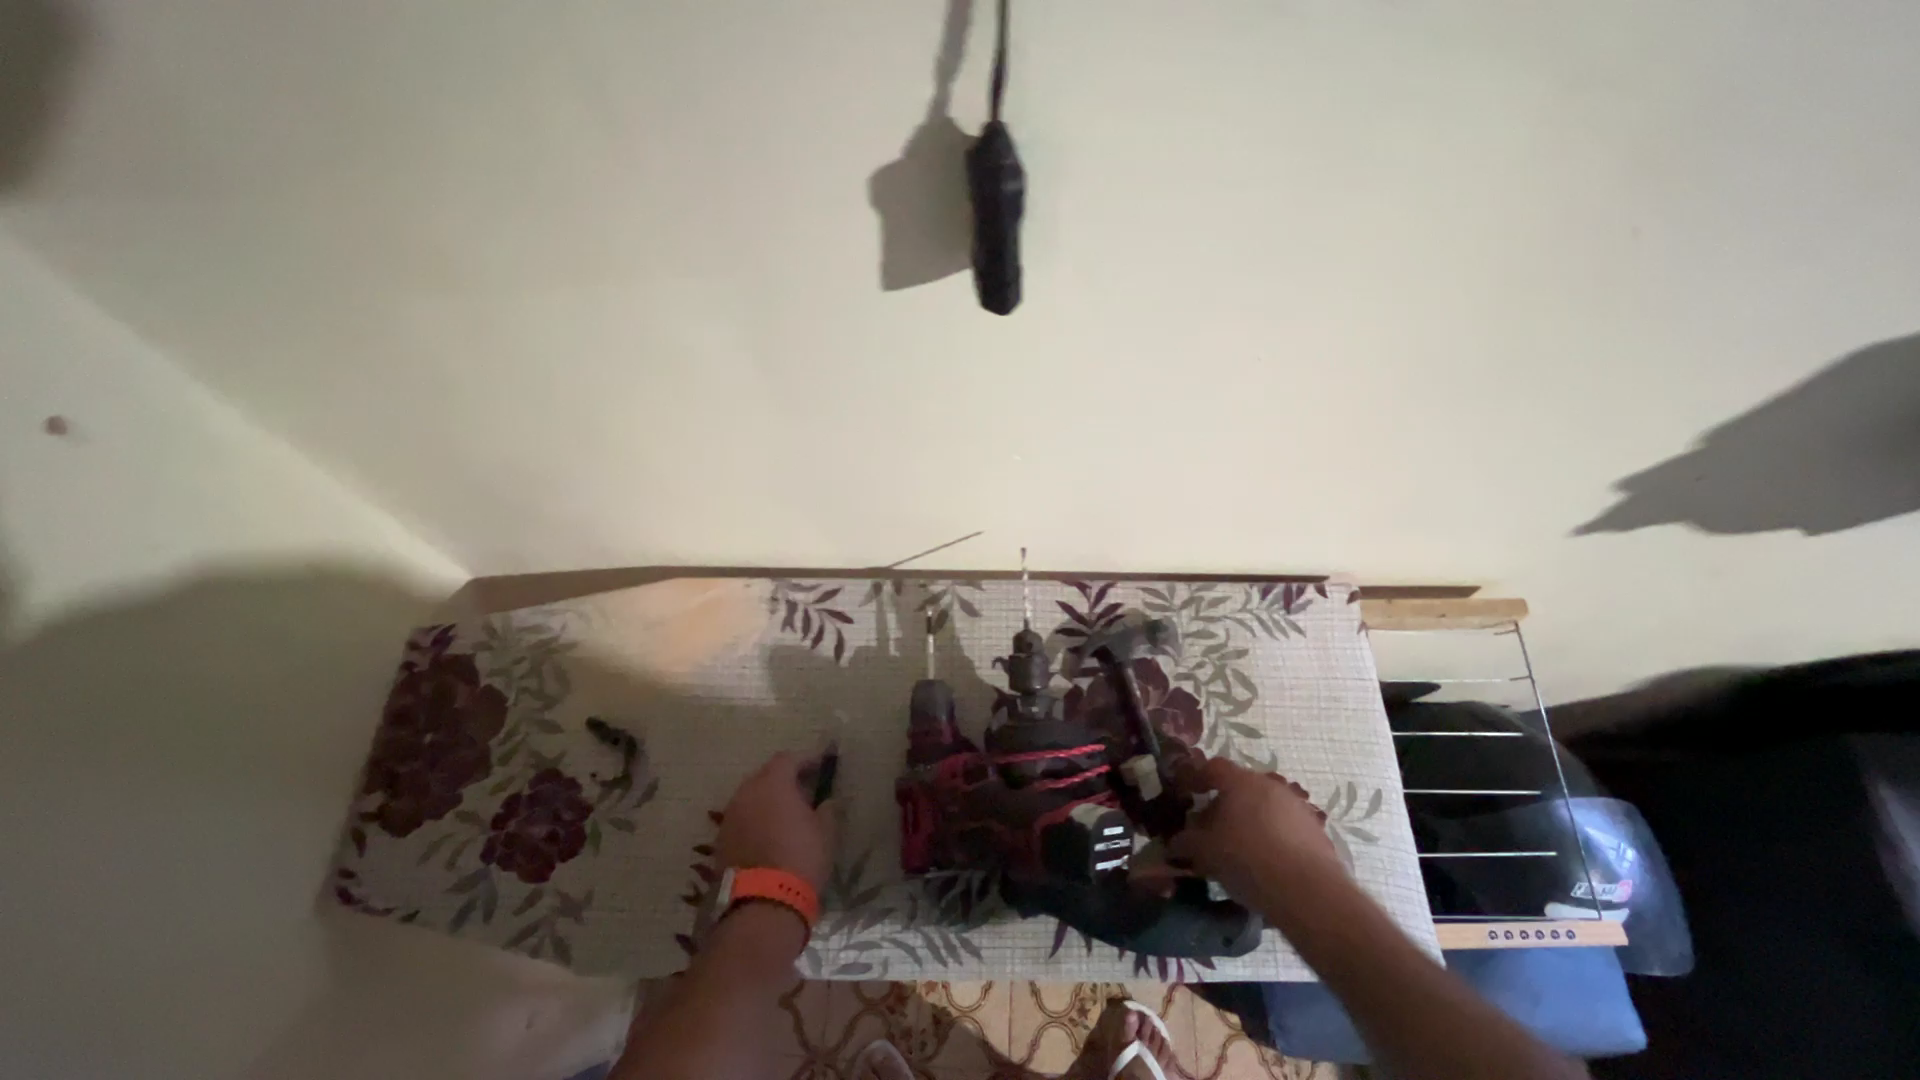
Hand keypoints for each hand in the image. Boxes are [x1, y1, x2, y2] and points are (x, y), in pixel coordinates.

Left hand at [716, 752, 837, 891]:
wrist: (762, 902)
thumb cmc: (800, 858)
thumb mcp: (826, 832)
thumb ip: (827, 810)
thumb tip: (827, 801)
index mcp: (773, 784)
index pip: (788, 759)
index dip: (805, 760)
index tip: (820, 766)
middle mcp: (746, 793)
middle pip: (765, 775)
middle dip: (784, 778)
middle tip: (803, 790)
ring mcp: (730, 816)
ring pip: (750, 797)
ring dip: (767, 800)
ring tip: (785, 814)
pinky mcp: (721, 839)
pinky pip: (741, 818)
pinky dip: (755, 819)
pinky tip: (768, 834)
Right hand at [1170, 754, 1344, 906]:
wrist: (1309, 892)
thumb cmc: (1248, 860)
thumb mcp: (1205, 852)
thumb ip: (1186, 842)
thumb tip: (1174, 843)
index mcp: (1241, 782)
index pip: (1213, 768)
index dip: (1197, 778)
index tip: (1188, 795)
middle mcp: (1272, 786)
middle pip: (1241, 788)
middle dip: (1223, 805)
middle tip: (1210, 829)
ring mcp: (1298, 807)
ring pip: (1265, 807)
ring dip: (1249, 822)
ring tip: (1238, 849)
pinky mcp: (1317, 832)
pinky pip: (1285, 827)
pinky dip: (1271, 838)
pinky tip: (1265, 863)